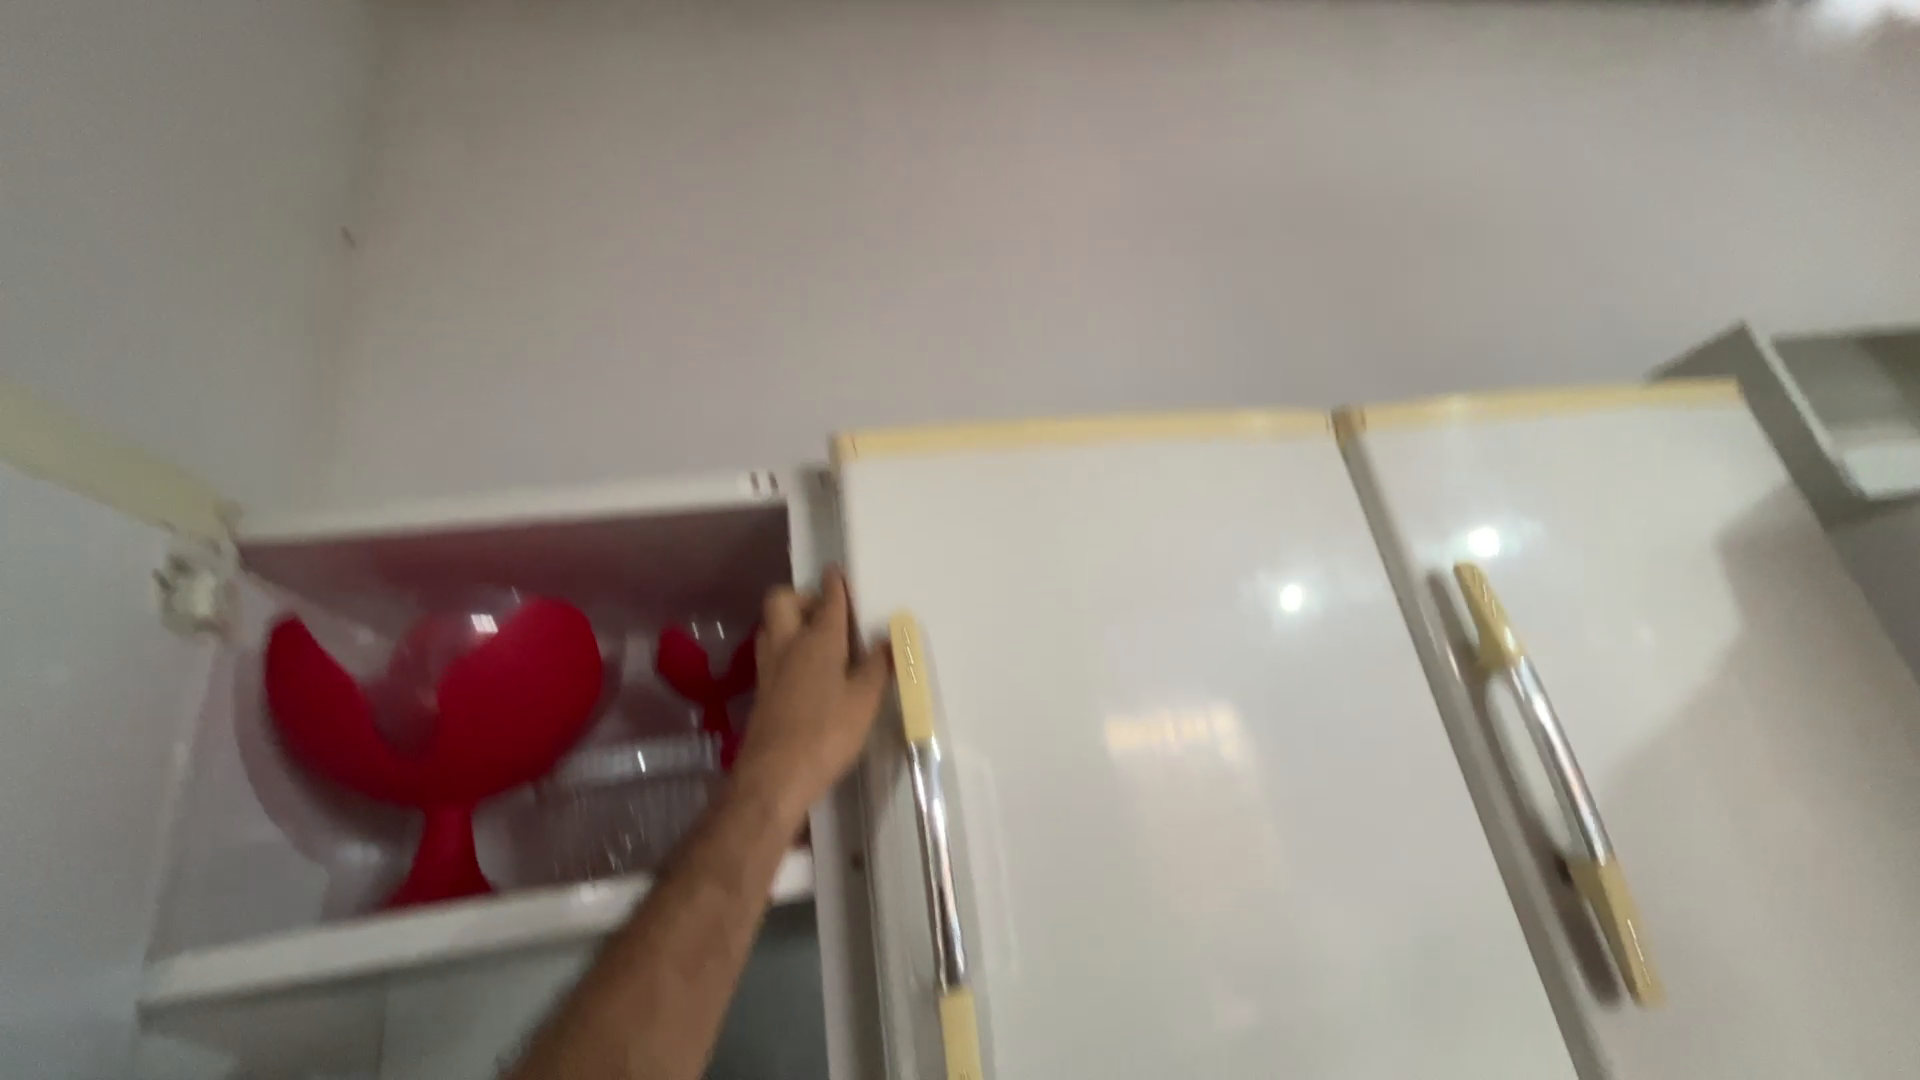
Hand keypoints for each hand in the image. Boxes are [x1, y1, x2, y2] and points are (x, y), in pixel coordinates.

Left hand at [734, 566, 890, 812]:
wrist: (774, 776)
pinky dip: (787, 648)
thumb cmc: (827, 733)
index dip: (835, 583)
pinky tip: (807, 670)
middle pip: (782, 600)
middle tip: (828, 614)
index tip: (838, 572)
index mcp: (818, 639)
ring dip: (791, 621)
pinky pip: (772, 651)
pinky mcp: (762, 690)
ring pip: (772, 625)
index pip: (827, 599)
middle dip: (803, 597)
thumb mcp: (865, 700)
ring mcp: (770, 667)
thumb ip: (878, 666)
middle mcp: (788, 644)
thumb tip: (887, 639)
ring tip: (819, 639)